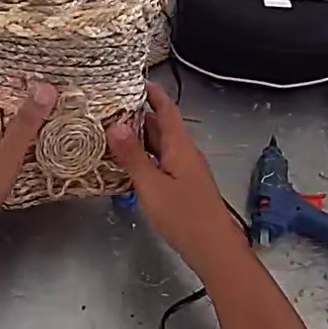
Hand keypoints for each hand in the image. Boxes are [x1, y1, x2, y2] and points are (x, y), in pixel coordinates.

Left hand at [0, 79, 56, 268]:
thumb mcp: (7, 149)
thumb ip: (27, 120)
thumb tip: (46, 87)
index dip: (0, 71)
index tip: (25, 64)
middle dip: (16, 93)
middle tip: (44, 84)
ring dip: (19, 116)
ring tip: (46, 107)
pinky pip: (3, 142)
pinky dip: (18, 137)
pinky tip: (36, 139)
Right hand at [105, 82, 247, 272]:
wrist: (213, 248)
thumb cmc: (184, 216)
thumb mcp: (151, 185)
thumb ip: (132, 156)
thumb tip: (115, 125)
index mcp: (180, 146)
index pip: (167, 110)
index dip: (154, 93)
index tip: (137, 80)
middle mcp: (185, 153)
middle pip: (163, 126)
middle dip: (140, 115)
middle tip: (113, 108)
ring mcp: (186, 170)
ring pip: (162, 145)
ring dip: (141, 137)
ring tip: (114, 132)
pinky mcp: (184, 186)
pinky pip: (162, 161)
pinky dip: (145, 157)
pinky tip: (130, 165)